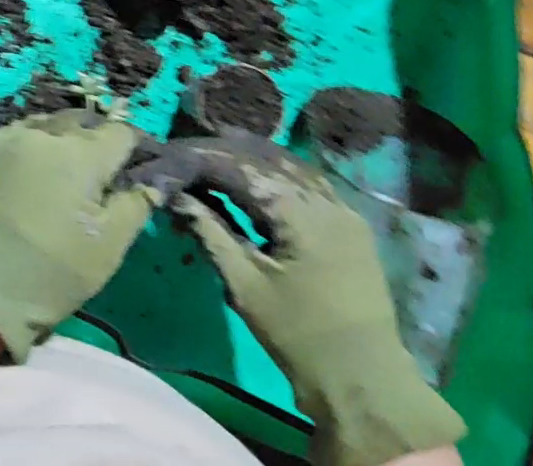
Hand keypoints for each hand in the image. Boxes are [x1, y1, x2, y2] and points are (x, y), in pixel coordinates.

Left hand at [0, 111, 154, 361]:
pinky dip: (33, 140)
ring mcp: (13, 137)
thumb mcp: (113, 240)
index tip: (135, 163)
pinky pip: (18, 131)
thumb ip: (137, 202)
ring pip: (48, 122)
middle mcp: (48, 135)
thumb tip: (154, 181)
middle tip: (101, 167)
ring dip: (62, 135)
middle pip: (82, 122)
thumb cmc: (61, 263)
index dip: (132, 145)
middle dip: (96, 137)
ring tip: (66, 163)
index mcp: (84, 154)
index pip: (120, 133)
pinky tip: (35, 162)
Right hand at [171, 143, 466, 465]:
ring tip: (211, 161)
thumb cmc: (295, 331)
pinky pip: (308, 186)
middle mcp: (327, 202)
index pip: (240, 168)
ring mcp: (344, 212)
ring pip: (290, 169)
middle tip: (184, 156)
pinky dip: (276, 178)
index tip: (170, 157)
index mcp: (299, 212)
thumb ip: (209, 230)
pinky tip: (252, 183)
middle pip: (266, 161)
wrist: (362, 378)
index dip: (201, 159)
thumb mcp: (242, 282)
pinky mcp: (350, 227)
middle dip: (223, 155)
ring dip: (251, 163)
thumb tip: (176, 195)